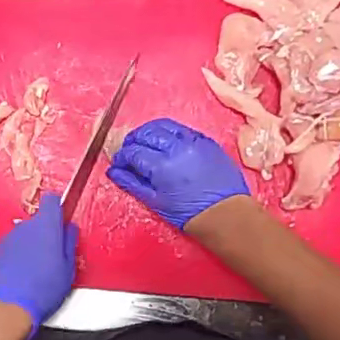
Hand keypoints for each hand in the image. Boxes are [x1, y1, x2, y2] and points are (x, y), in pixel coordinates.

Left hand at [0, 201, 78, 333]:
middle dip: (46, 234)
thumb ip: (70, 243)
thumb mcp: (68, 268)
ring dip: (31, 248)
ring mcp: (7, 240)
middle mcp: (24, 228)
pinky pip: (11, 251)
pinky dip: (17, 259)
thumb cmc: (39, 290)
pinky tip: (23, 279)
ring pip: (23, 237)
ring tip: (38, 273)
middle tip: (55, 256)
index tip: (63, 220)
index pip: (51, 200)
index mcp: (45, 226)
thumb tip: (70, 230)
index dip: (58, 208)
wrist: (5, 307)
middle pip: (37, 221)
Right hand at [107, 118, 249, 230]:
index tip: (119, 163)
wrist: (225, 213)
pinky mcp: (206, 140)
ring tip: (144, 143)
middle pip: (146, 133)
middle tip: (128, 152)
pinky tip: (165, 144)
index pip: (133, 151)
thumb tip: (113, 171)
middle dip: (133, 140)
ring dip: (149, 132)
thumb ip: (131, 183)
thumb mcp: (154, 201)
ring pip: (164, 125)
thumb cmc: (188, 213)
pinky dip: (168, 133)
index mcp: (162, 165)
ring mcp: (194, 141)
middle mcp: (177, 147)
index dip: (122, 156)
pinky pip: (181, 129)